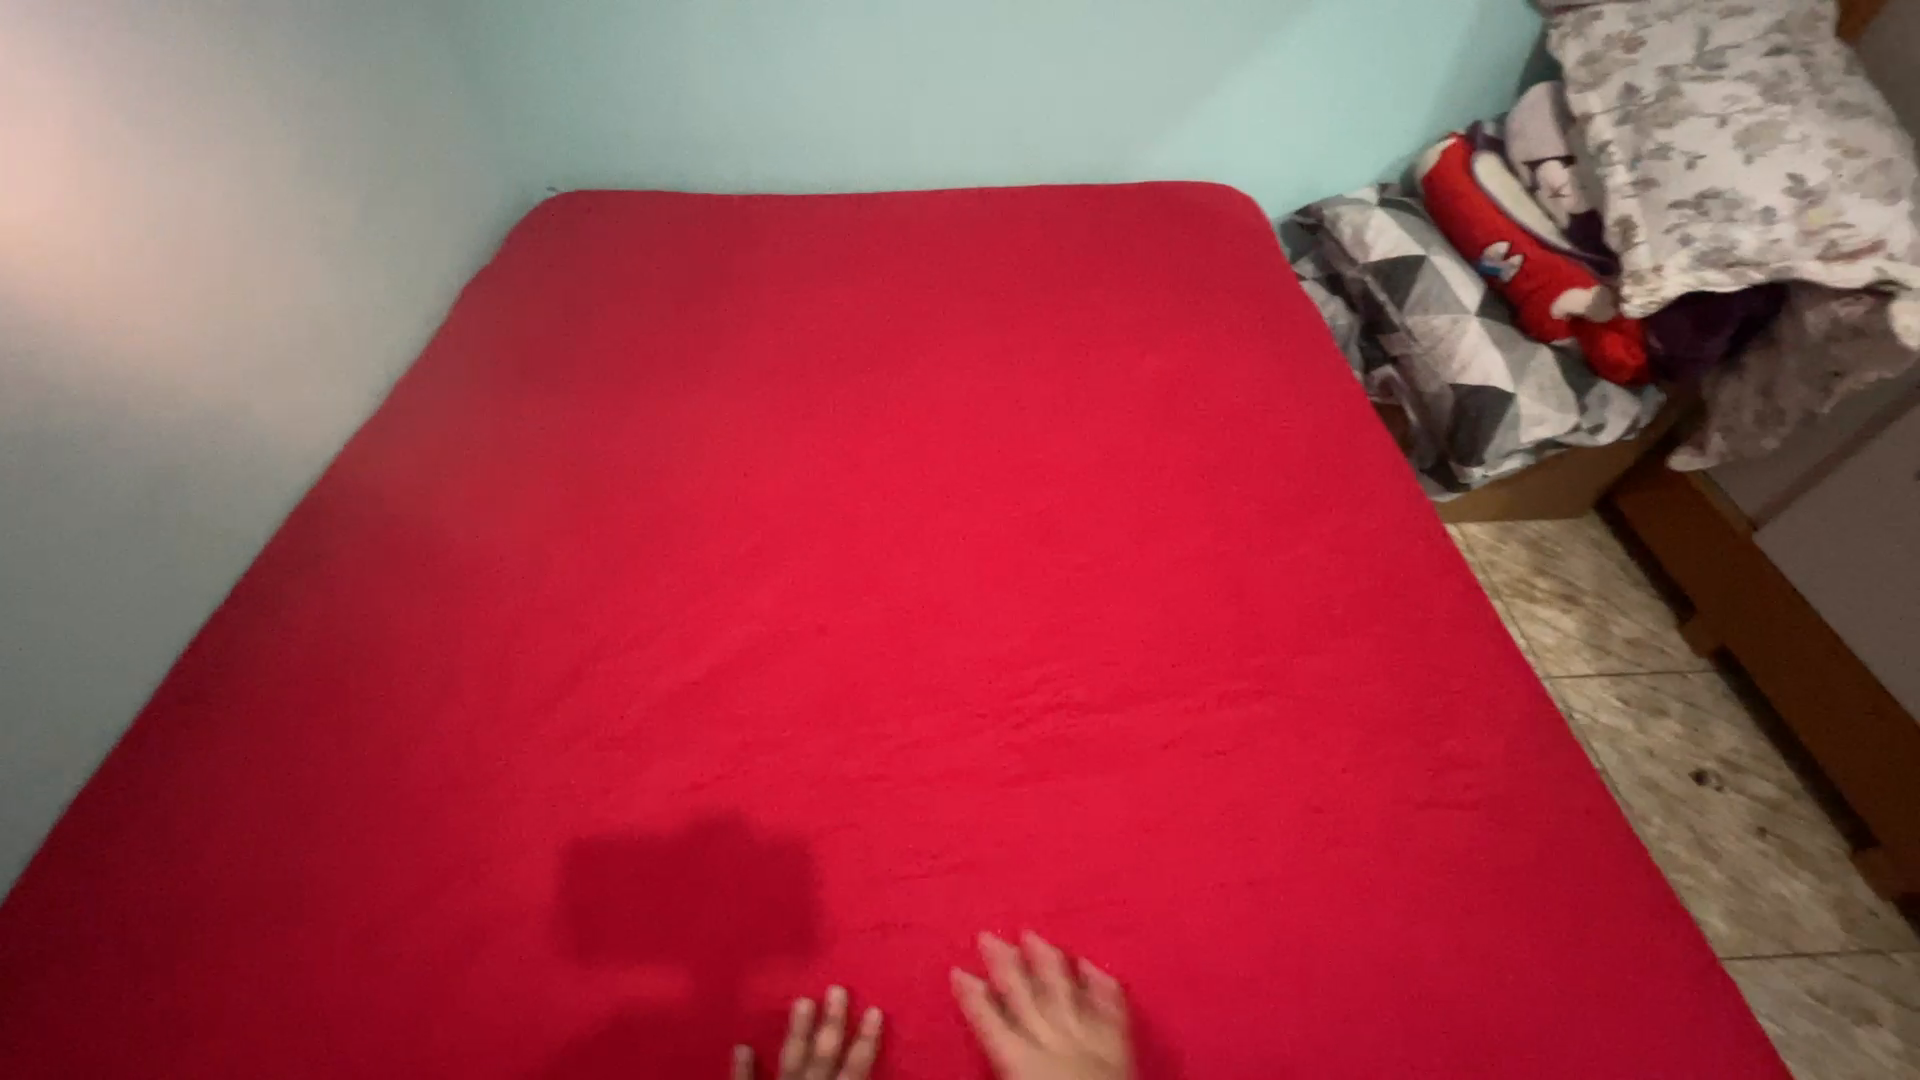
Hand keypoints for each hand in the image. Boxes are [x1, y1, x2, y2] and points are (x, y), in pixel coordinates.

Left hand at [734, 986, 882, 1079]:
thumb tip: (881, 1073)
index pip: (854, 1071)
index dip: (866, 1041)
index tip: (875, 1009)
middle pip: (822, 1058)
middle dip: (831, 1024)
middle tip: (837, 988)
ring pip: (790, 1063)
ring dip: (797, 1033)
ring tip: (801, 1000)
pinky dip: (743, 1069)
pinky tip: (741, 1046)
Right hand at [951, 932, 1132, 1079]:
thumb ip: (1003, 1069)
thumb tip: (991, 1055)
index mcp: (1022, 1063)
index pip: (990, 1023)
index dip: (973, 997)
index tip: (959, 970)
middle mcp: (1053, 1042)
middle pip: (1024, 996)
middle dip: (1004, 964)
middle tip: (988, 935)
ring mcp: (1087, 1039)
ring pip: (1062, 991)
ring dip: (1046, 962)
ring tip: (1033, 936)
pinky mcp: (1118, 1045)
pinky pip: (1109, 1007)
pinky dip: (1100, 983)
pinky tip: (1089, 963)